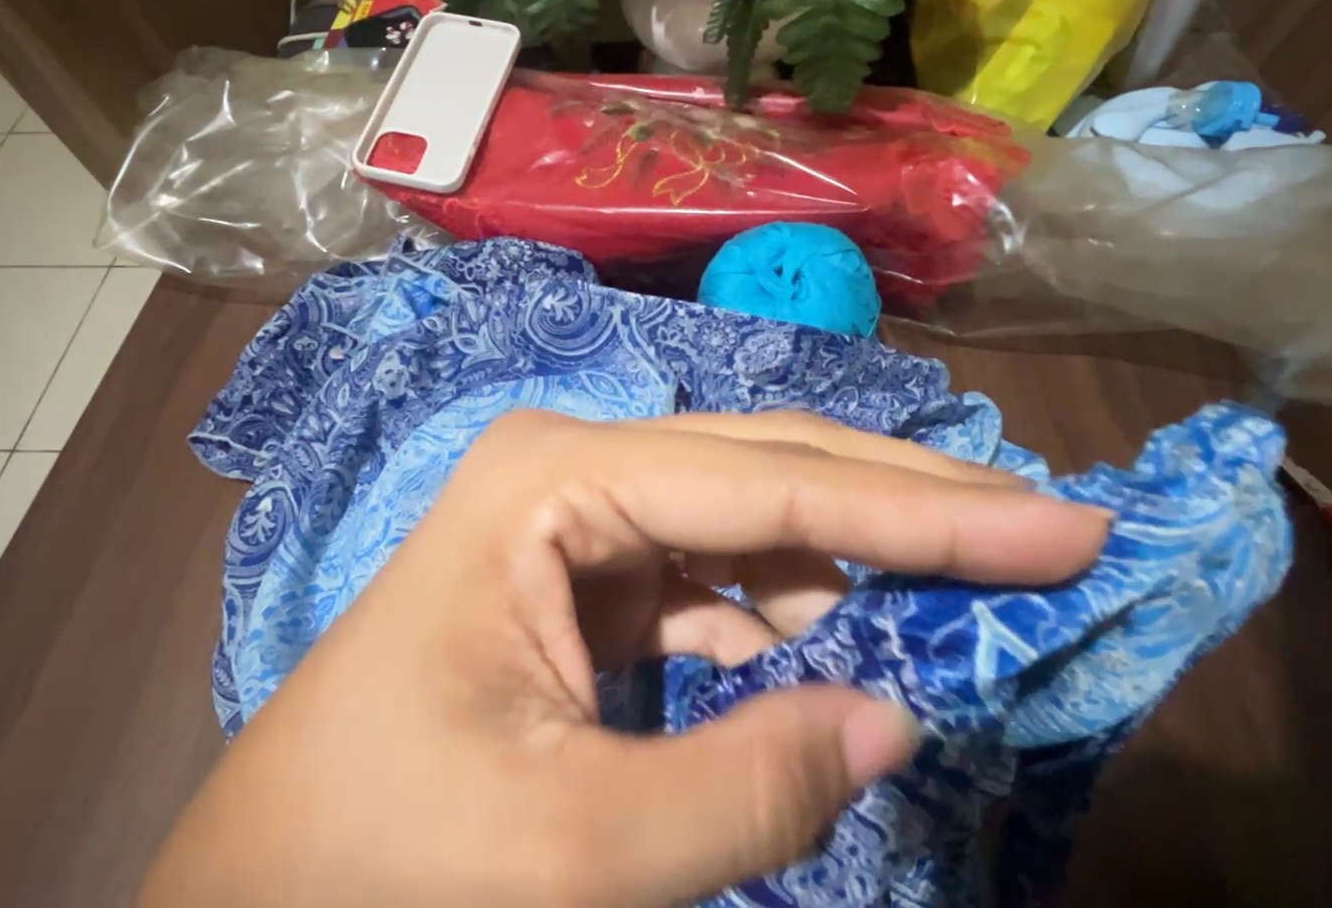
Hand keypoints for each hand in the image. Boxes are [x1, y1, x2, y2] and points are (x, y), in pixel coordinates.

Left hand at [141, 410, 1112, 907]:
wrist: (265, 874)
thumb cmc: (392, 847)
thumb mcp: (581, 845)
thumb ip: (754, 784)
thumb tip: (893, 716)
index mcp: (556, 480)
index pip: (773, 484)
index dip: (930, 511)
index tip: (1066, 526)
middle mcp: (570, 464)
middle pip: (769, 469)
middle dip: (908, 504)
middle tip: (1050, 527)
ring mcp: (575, 512)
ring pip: (748, 517)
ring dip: (850, 557)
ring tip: (962, 588)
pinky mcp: (580, 570)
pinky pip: (708, 572)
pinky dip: (782, 606)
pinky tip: (821, 645)